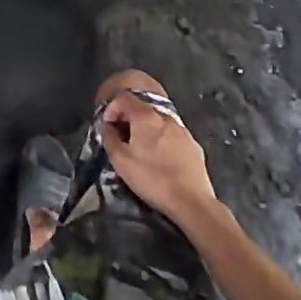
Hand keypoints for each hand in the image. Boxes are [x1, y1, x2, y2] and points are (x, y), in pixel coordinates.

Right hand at [99, 91, 219, 225]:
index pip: (124, 98)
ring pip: (158, 122)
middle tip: (121, 139)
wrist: (191, 201)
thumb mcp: (121, 162)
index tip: (107, 126)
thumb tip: (106, 125)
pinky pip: (172, 135)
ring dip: (146, 130)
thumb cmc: (152, 179)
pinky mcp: (193, 144)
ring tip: (141, 151)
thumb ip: (110, 138)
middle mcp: (165, 116)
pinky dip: (162, 140)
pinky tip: (161, 159)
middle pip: (142, 108)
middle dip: (128, 119)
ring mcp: (182, 130)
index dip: (111, 108)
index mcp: (146, 117)